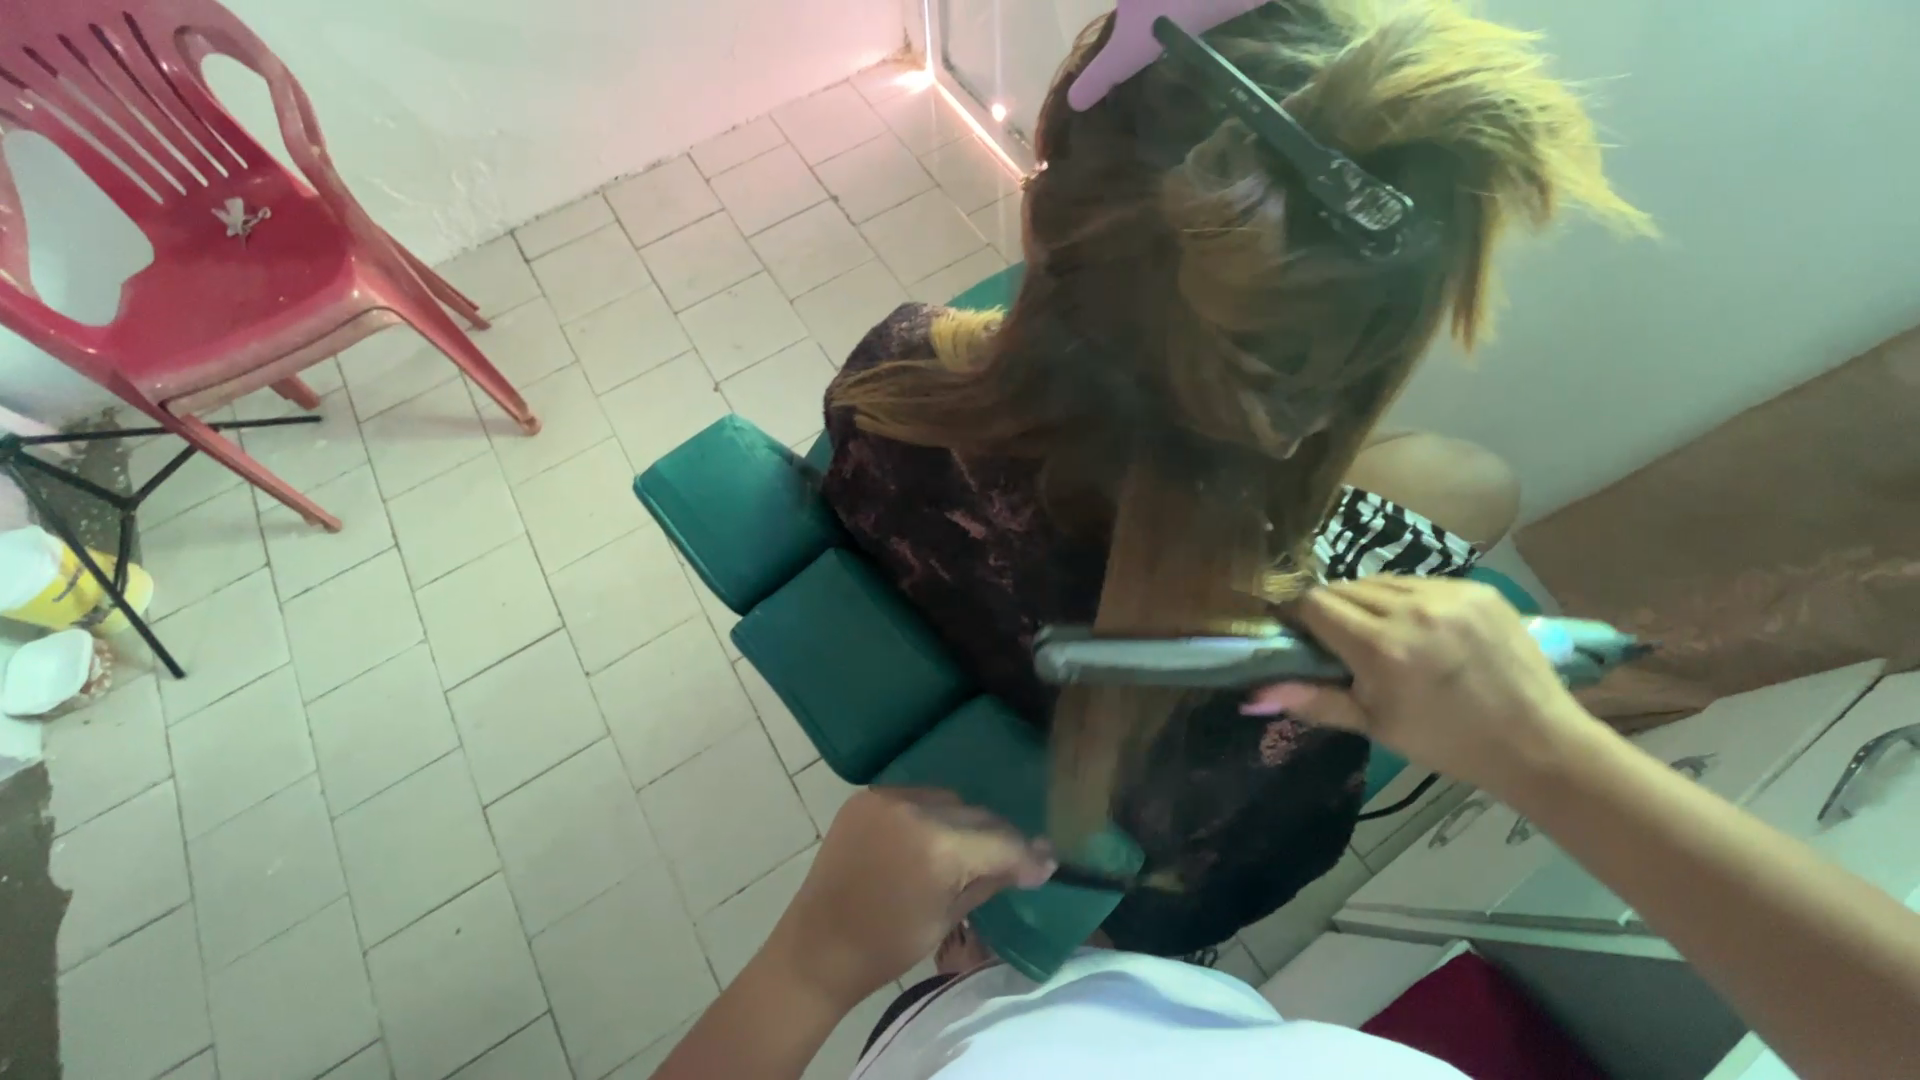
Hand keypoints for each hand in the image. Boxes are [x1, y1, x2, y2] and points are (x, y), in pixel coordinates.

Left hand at [762, 788, 1054, 1006]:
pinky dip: (931, 814)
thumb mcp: (949, 918)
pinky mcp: (868, 797)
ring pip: (949, 801)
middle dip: (998, 838)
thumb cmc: (887, 946)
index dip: (1028, 856)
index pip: (1000, 842)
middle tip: (1013, 862)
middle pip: (977, 816)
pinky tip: (931, 838)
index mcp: (938, 849)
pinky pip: (916, 797)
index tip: (1047, 866)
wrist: (818, 946)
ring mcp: (888, 799)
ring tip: (967, 851)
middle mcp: (916, 811)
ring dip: (965, 822)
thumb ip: (992, 881)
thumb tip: (1038, 863)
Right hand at [1243, 577, 1595, 794]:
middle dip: (1329, 609)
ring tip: (1376, 632)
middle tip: (1334, 639)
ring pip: (1379, 581)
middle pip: (1343, 588)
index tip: (1292, 630)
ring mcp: (1450, 595)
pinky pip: (1418, 581)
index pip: (1313, 603)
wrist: (1538, 742)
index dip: (1295, 614)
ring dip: (1364, 600)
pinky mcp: (1478, 589)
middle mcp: (1413, 611)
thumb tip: (1253, 692)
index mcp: (1382, 649)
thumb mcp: (1374, 725)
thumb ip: (1313, 700)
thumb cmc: (1446, 741)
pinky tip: (1416, 626)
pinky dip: (1404, 599)